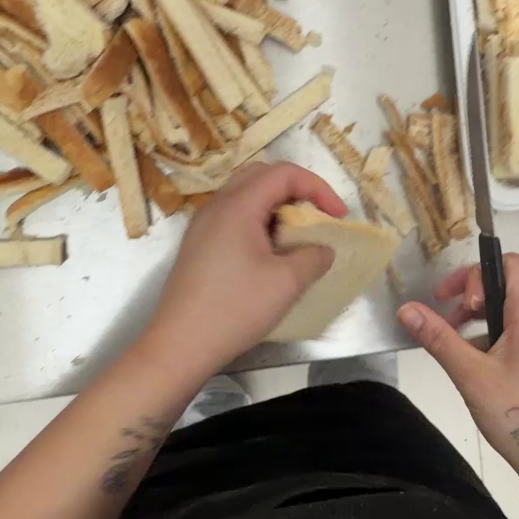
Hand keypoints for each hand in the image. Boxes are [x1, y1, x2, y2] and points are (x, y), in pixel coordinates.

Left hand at [140, 162, 348, 374]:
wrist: (181, 344)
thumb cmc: (234, 309)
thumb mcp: (287, 283)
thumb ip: (314, 257)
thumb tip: (324, 249)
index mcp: (237, 206)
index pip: (284, 173)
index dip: (318, 188)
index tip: (338, 217)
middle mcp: (217, 206)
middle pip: (263, 177)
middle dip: (298, 192)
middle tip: (317, 220)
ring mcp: (204, 225)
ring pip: (247, 197)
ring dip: (278, 209)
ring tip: (296, 239)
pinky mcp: (199, 245)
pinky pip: (235, 218)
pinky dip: (260, 224)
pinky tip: (270, 256)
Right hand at [400, 254, 518, 472]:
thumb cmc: (518, 415)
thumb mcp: (470, 375)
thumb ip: (438, 337)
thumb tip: (406, 309)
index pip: (508, 264)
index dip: (474, 273)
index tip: (452, 302)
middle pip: (508, 284)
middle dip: (471, 295)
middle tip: (448, 321)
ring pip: (512, 309)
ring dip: (480, 317)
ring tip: (457, 345)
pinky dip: (495, 335)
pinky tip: (477, 365)